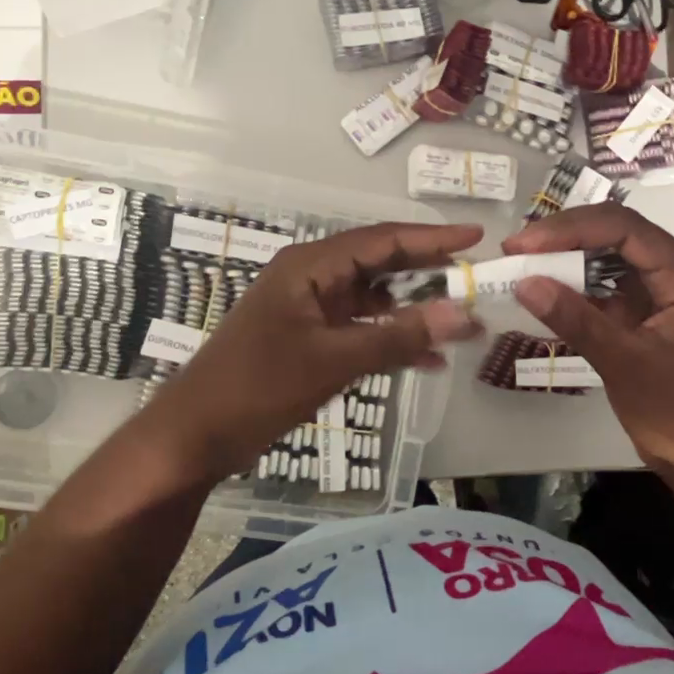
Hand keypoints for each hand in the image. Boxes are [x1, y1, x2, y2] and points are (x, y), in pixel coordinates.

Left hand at [154, 222, 483, 478]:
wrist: (196, 434)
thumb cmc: (258, 387)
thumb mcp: (335, 360)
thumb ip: (399, 335)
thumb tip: (465, 315)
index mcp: (310, 267)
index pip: (382, 240)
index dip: (431, 239)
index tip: (476, 239)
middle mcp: (311, 279)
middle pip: (381, 264)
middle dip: (430, 273)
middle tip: (477, 279)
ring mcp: (310, 310)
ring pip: (374, 299)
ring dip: (414, 310)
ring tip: (463, 321)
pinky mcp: (309, 340)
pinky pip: (361, 330)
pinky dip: (392, 339)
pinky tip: (428, 359)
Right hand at [502, 204, 673, 473]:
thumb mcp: (623, 362)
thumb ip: (576, 319)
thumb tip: (525, 283)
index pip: (625, 230)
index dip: (573, 229)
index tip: (526, 244)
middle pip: (617, 235)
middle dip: (566, 237)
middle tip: (517, 250)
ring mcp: (659, 295)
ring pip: (609, 258)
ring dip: (568, 259)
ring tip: (524, 263)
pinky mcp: (644, 315)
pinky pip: (606, 288)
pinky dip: (576, 287)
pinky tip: (545, 291)